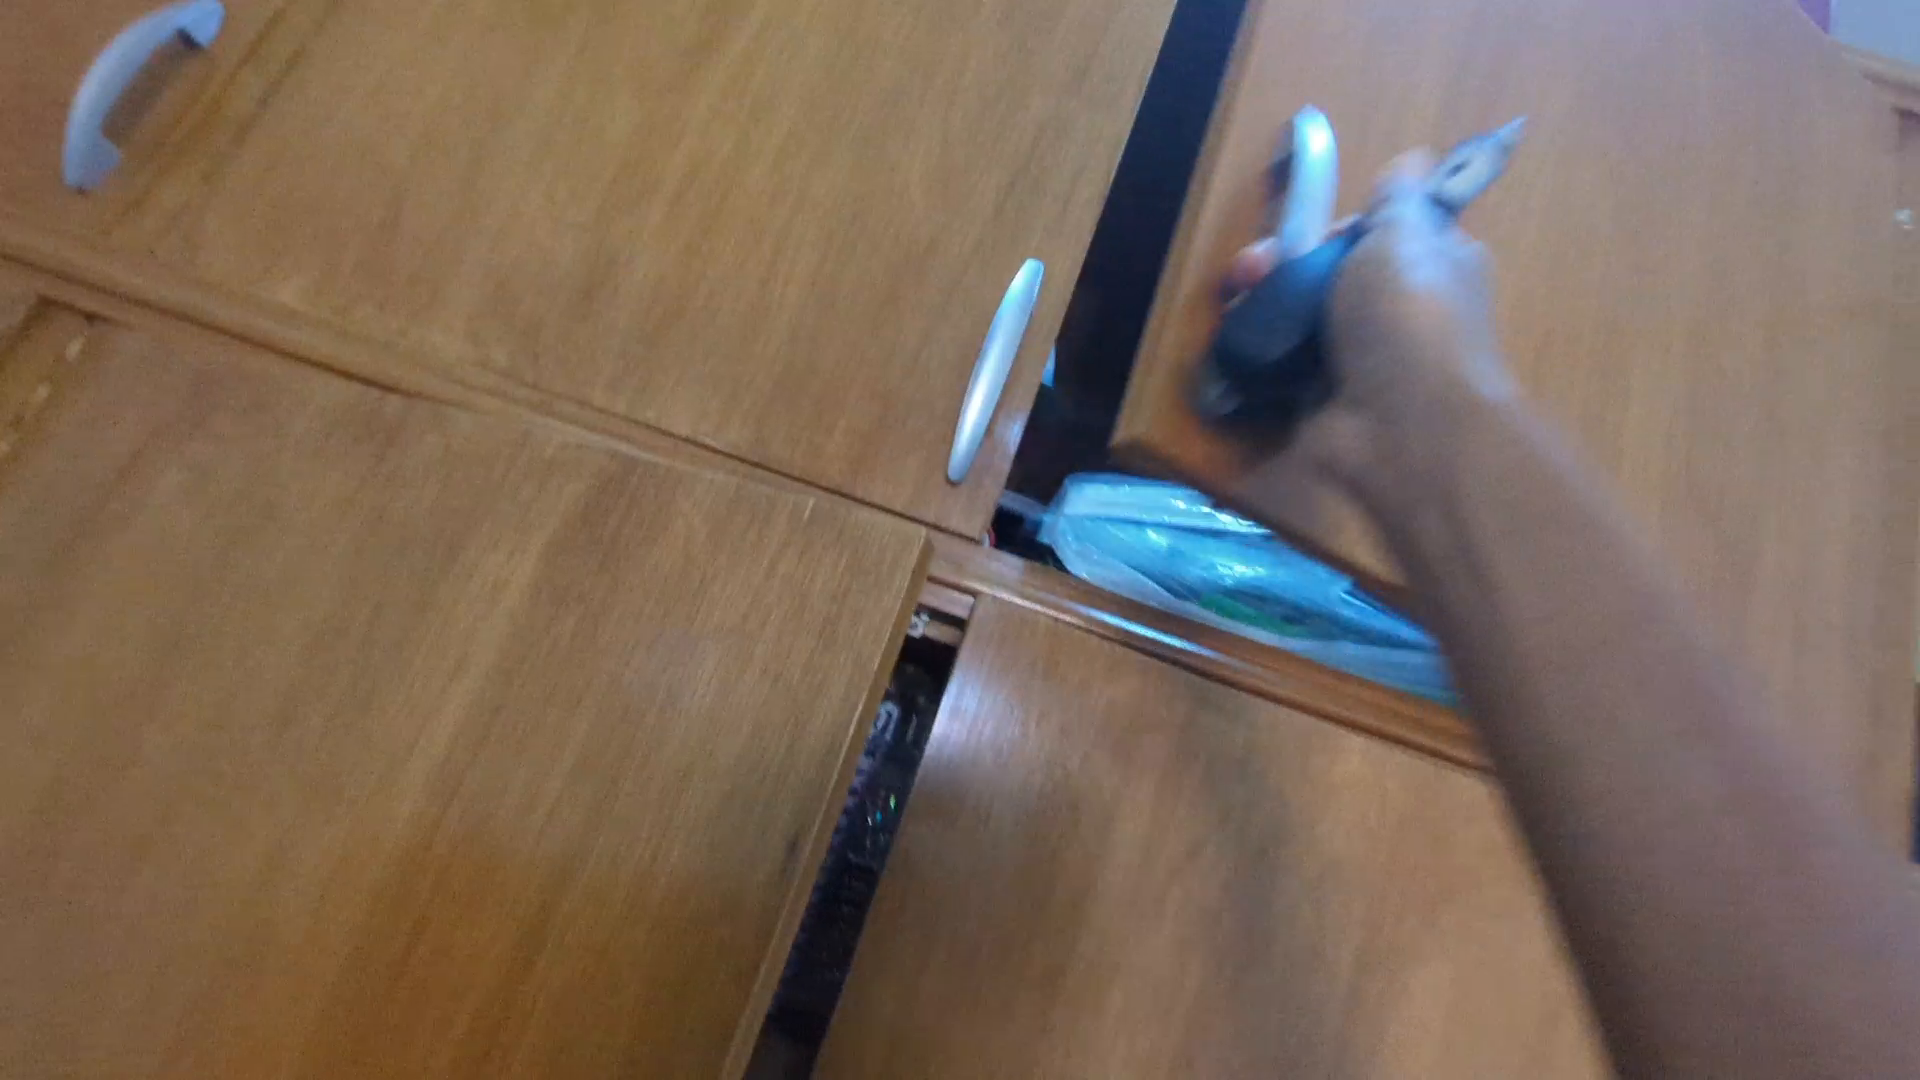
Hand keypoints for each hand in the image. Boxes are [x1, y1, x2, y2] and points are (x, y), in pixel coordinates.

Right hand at [1227, 152, 1515, 503]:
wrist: (1396, 422)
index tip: (1318, 232)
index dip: (1338, 230)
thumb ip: (1398, 199)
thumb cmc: (1408, 317)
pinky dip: (1250, 348)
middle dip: (1282, 263)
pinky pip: (1274, 362)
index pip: (1375, 239)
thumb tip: (1408, 164)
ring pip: (1292, 316)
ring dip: (1258, 300)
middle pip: (1323, 275)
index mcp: (1427, 270)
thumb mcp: (1407, 236)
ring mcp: (1349, 359)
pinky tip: (1229, 336)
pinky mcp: (1311, 397)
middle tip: (1255, 265)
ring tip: (1234, 297)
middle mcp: (1388, 314)